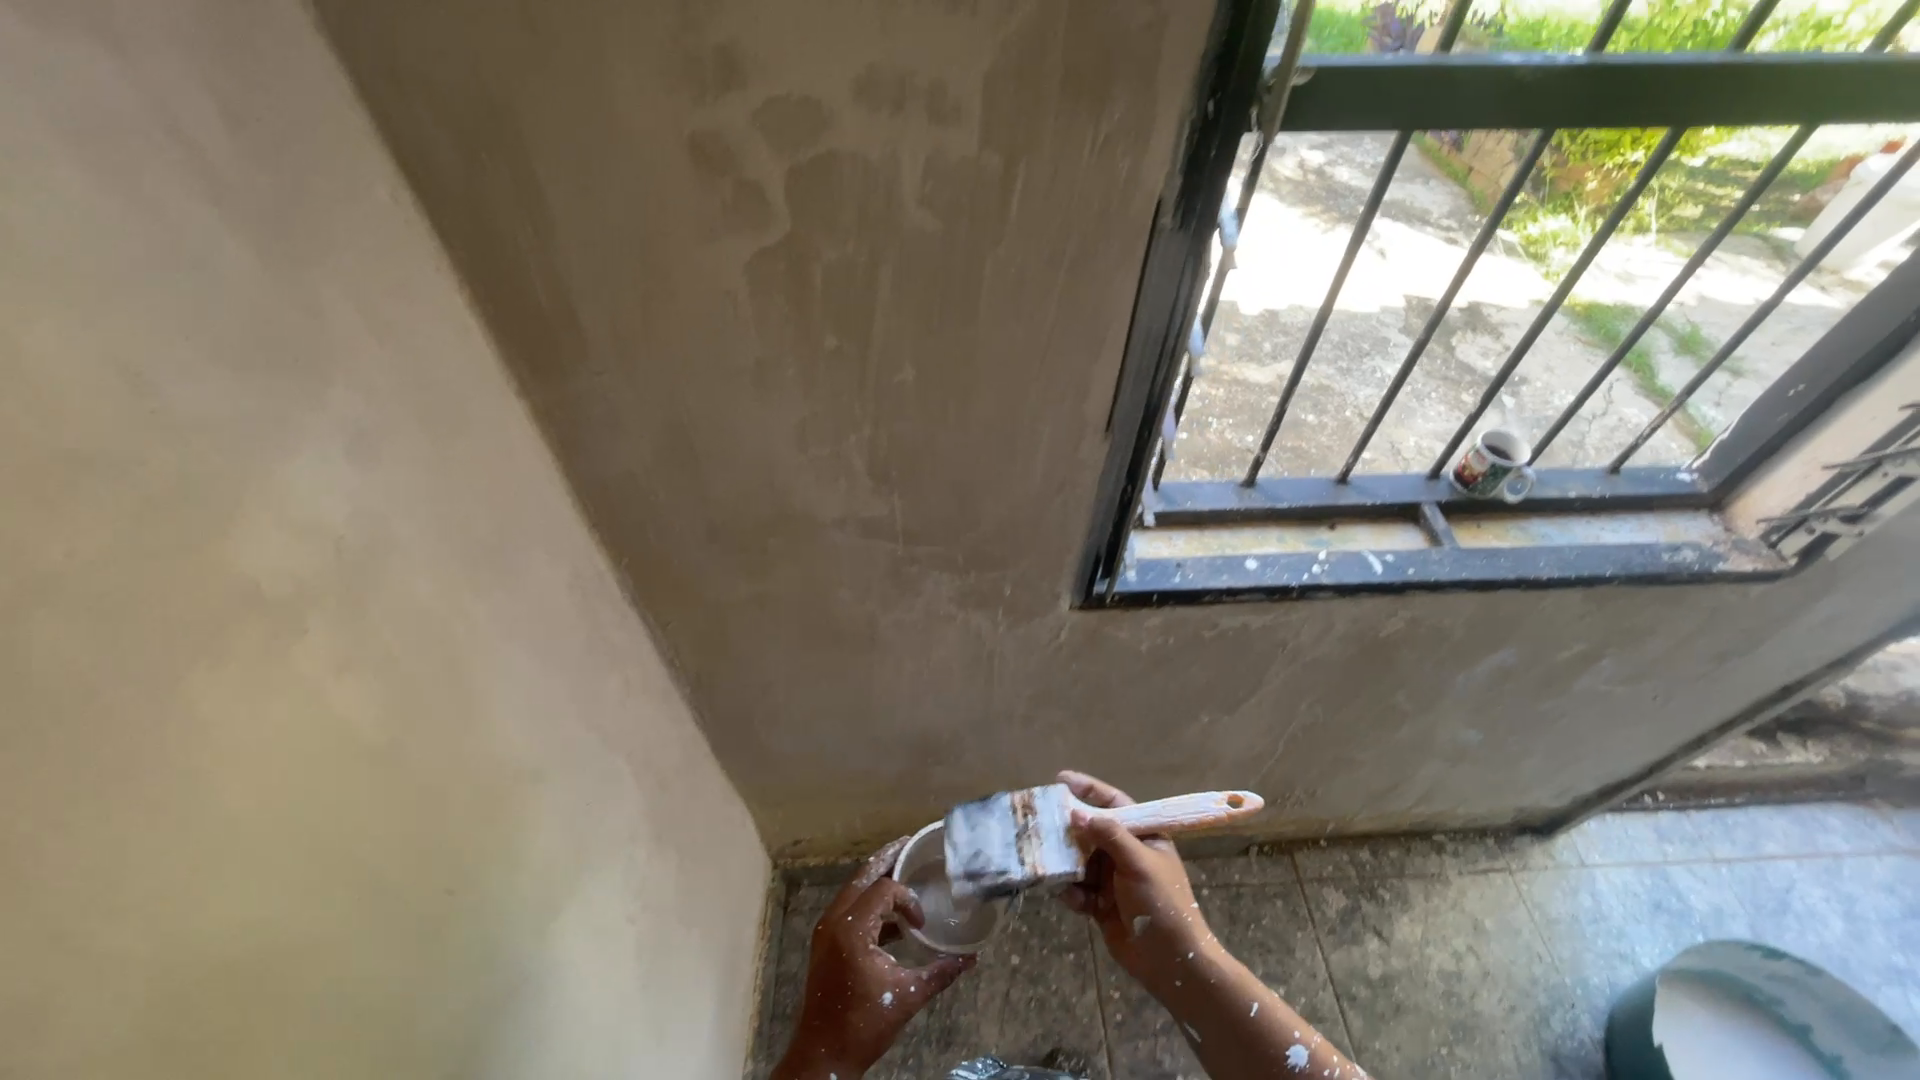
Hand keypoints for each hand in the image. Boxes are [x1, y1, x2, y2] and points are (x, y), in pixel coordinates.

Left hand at [773, 838, 975, 1079]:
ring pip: (853, 891)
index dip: (908, 899)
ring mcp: (826, 931)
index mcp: (853, 929)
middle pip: (863, 877)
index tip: (922, 922)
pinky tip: (892, 920)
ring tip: (903, 872)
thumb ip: (941, 973)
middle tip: (909, 845)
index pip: (884, 890)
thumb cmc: (864, 1024)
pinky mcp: (825, 943)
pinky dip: (869, 904)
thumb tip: (972, 958)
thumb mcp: (908, 997)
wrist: (823, 1054)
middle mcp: (834, 921)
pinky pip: (848, 909)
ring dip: (877, 881)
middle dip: (887, 860)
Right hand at [1055, 770, 1217, 996]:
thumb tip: (1076, 813)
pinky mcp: (1101, 904)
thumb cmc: (1162, 904)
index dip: (1090, 790)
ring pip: (1079, 860)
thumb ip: (1109, 835)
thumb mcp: (1139, 863)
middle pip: (1090, 831)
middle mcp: (1126, 853)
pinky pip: (1077, 889)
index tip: (1061, 780)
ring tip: (1046, 861)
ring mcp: (1112, 879)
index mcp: (1144, 836)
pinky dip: (1070, 892)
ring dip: (1064, 863)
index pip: (1115, 803)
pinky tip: (1068, 897)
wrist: (1171, 962)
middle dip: (1068, 829)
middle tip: (1040, 821)